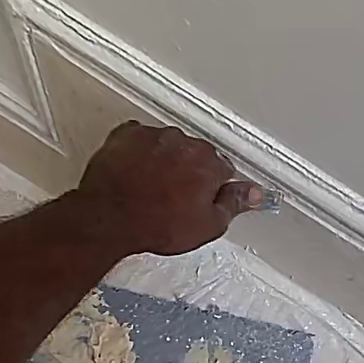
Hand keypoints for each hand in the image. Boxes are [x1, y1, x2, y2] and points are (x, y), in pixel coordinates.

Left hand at [68, 122, 264, 255]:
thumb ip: (234, 204)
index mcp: (209, 163)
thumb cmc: (154, 224)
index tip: (200, 199)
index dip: (211, 187)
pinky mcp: (127, 136)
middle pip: (194, 154)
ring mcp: (154, 137)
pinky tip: (133, 173)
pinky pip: (137, 139)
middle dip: (187, 172)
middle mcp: (184, 143)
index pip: (222, 169)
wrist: (109, 219)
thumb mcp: (207, 226)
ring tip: (150, 188)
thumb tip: (254, 194)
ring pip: (166, 145)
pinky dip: (137, 152)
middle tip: (173, 198)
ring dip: (162, 160)